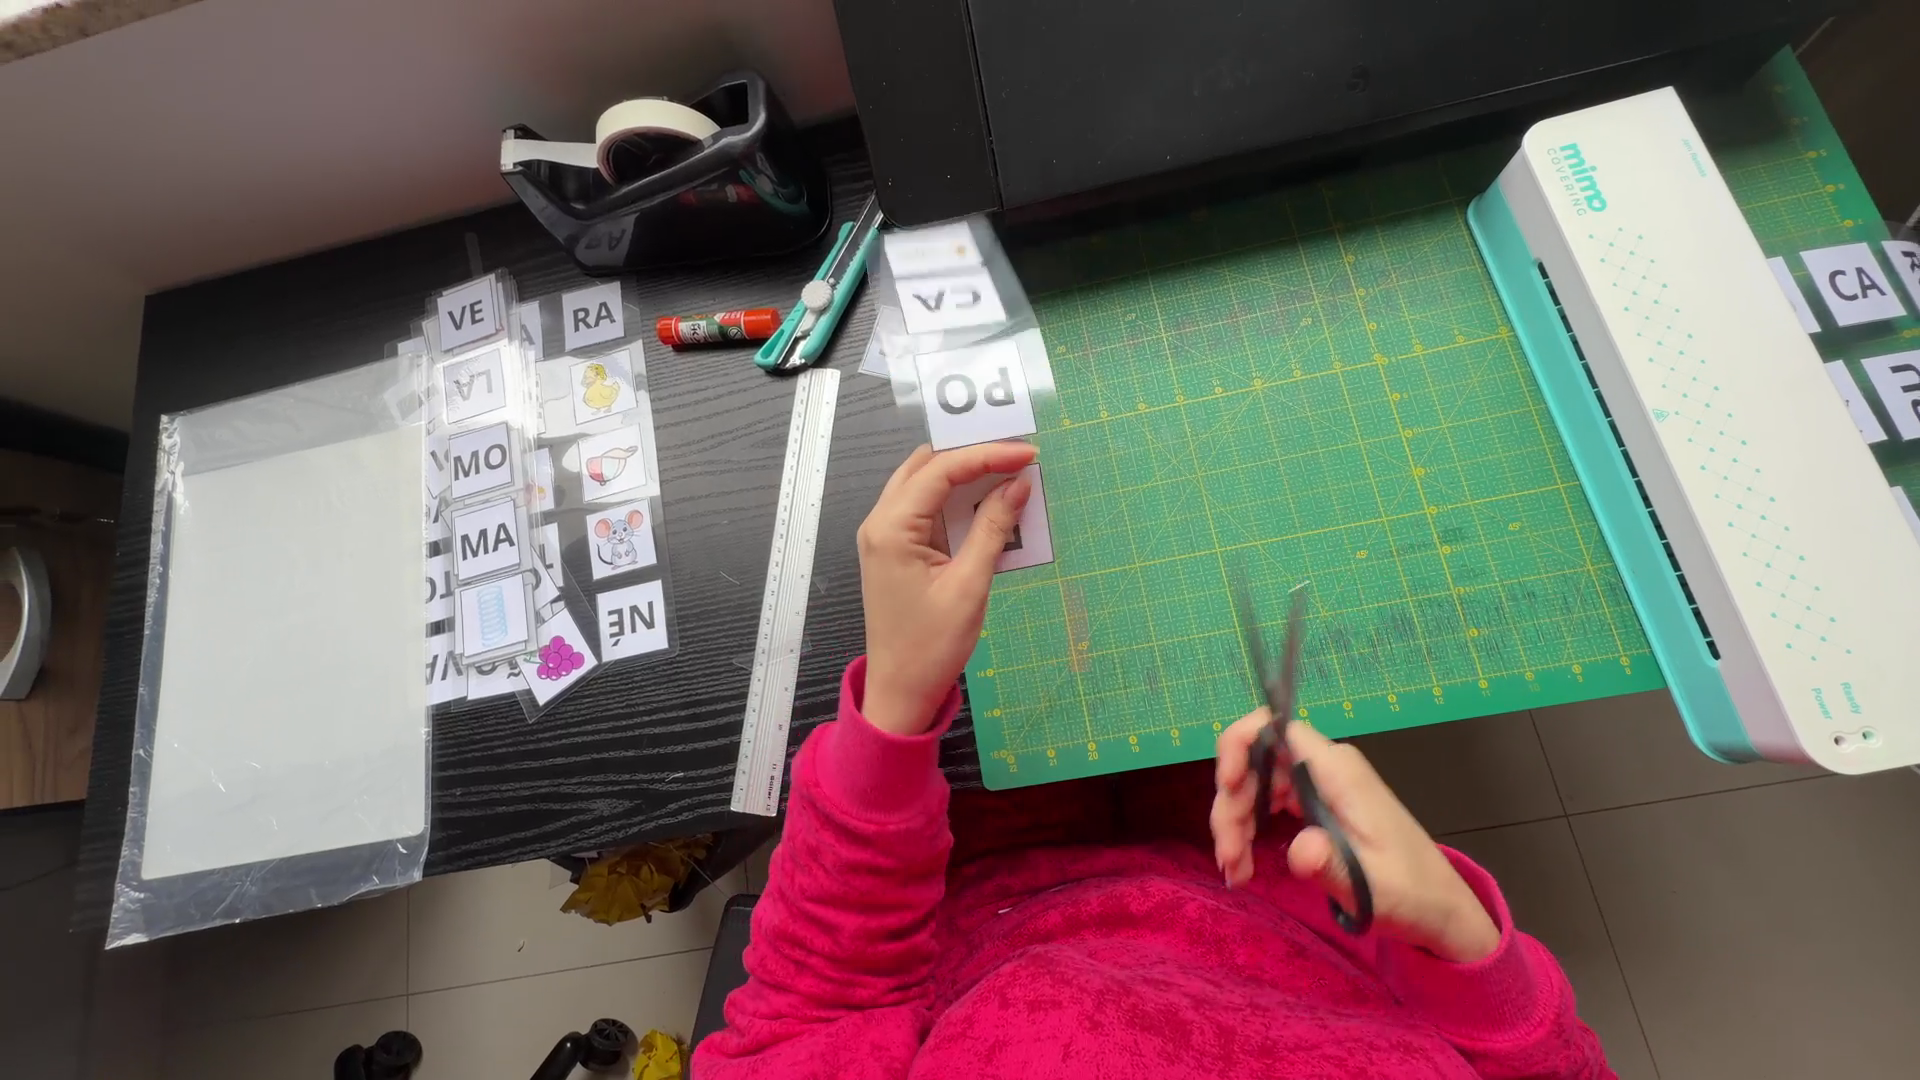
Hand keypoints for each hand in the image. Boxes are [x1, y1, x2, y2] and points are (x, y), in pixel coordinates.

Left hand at [858, 442, 1035, 734]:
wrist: (900, 692)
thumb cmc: (932, 646)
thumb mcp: (970, 586)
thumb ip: (993, 529)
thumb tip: (1018, 485)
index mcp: (891, 528)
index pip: (941, 469)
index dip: (987, 454)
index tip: (1027, 452)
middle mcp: (880, 522)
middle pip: (926, 466)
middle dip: (972, 455)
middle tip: (1016, 455)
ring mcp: (885, 536)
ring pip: (925, 484)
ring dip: (965, 477)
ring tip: (1008, 472)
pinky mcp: (896, 550)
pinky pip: (927, 511)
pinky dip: (957, 502)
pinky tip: (987, 504)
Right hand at [1211, 711, 1499, 961]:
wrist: (1443, 911)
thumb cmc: (1413, 895)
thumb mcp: (1373, 888)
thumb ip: (1332, 866)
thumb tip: (1300, 849)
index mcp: (1337, 771)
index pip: (1275, 727)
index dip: (1240, 746)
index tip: (1227, 786)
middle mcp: (1322, 768)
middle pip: (1254, 762)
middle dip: (1231, 805)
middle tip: (1228, 857)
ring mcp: (1316, 784)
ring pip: (1254, 783)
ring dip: (1235, 821)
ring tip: (1235, 869)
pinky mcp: (1312, 803)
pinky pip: (1266, 801)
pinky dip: (1248, 828)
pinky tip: (1244, 862)